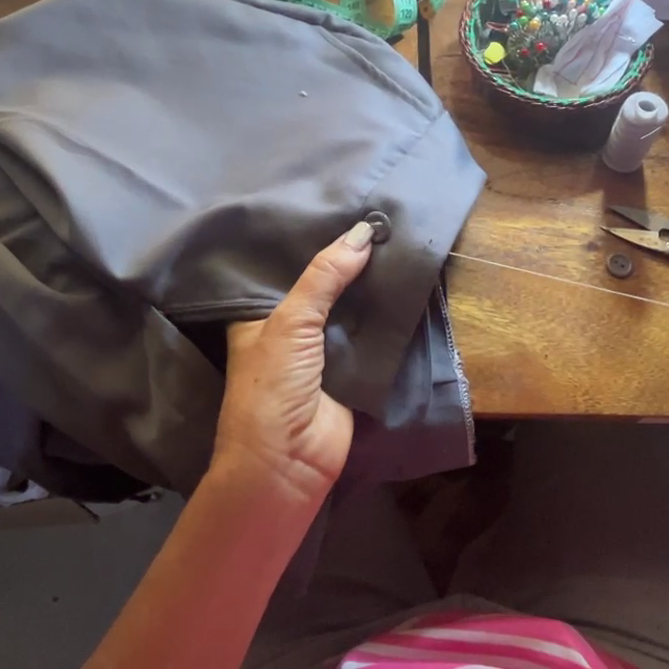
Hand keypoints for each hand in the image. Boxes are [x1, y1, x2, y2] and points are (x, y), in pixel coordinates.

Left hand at [211, 221, 375, 506]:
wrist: (288, 463)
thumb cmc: (272, 385)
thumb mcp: (290, 322)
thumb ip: (324, 277)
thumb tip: (362, 233)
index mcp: (260, 314)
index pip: (287, 268)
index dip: (312, 242)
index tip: (342, 206)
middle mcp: (290, 329)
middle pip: (323, 288)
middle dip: (348, 262)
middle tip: (382, 218)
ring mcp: (323, 352)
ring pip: (350, 311)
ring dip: (370, 288)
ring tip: (400, 240)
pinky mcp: (353, 372)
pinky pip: (372, 338)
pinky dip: (387, 318)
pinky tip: (408, 284)